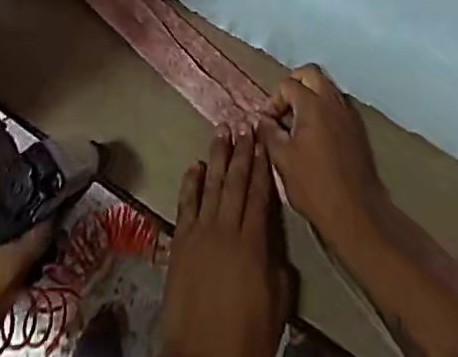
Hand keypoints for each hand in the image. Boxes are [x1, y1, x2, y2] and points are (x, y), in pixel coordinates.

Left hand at [160, 127, 289, 356]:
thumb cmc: (248, 333)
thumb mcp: (278, 297)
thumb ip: (275, 260)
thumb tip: (272, 237)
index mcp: (253, 241)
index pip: (259, 192)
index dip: (262, 164)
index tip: (264, 140)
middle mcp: (225, 230)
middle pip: (235, 182)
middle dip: (242, 151)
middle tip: (245, 124)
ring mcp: (199, 235)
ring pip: (211, 186)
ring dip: (217, 157)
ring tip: (222, 132)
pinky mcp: (179, 246)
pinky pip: (186, 206)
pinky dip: (190, 184)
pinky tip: (195, 166)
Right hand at [256, 65, 386, 247]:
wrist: (355, 209)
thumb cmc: (313, 184)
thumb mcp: (282, 159)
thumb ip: (269, 132)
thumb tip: (261, 120)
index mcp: (313, 104)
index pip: (288, 84)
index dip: (273, 100)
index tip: (268, 122)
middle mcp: (334, 101)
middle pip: (312, 74)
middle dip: (294, 85)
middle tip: (283, 110)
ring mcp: (349, 112)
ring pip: (328, 88)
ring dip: (311, 96)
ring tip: (297, 124)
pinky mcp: (358, 127)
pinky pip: (338, 105)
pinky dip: (325, 109)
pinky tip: (316, 135)